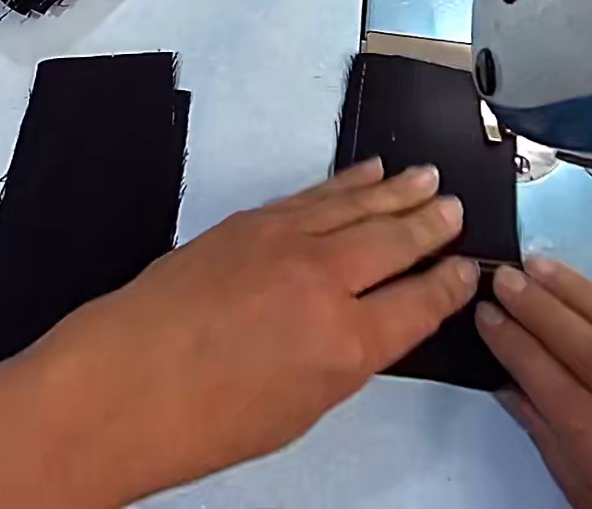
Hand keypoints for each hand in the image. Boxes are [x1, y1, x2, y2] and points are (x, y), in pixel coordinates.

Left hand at [6, 157, 479, 504]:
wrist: (123, 380)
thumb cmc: (208, 419)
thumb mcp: (299, 408)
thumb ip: (347, 356)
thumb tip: (376, 320)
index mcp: (345, 345)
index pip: (419, 303)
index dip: (449, 283)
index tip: (468, 267)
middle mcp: (327, 281)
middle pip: (396, 240)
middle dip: (432, 224)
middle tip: (457, 208)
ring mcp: (290, 239)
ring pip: (361, 204)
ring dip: (399, 190)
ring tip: (428, 178)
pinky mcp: (258, 217)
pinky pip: (318, 193)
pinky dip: (349, 181)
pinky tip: (370, 172)